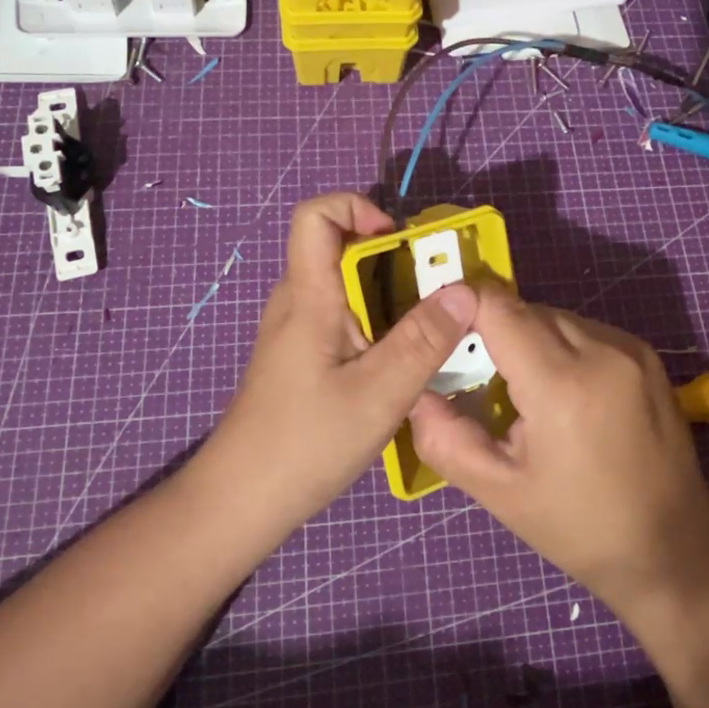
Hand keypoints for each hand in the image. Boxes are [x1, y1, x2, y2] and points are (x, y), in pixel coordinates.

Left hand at [204, 193, 479, 528]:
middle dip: (395, 258)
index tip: (401, 242)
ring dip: (392, 295)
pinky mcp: (303, 356)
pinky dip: (379, 323)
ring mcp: (297, 330)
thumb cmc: (307, 443)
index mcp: (309, 295)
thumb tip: (466, 289)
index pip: (315, 214)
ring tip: (433, 329)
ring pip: (348, 286)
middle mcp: (298, 301)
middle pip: (341, 248)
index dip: (358, 207)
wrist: (242, 500)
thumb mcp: (379, 393)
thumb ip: (424, 340)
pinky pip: (344, 317)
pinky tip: (403, 364)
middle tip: (441, 292)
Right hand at [407, 289, 708, 606]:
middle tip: (476, 378)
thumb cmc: (579, 527)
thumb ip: (445, 437)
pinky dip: (560, 347)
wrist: (671, 547)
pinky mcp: (645, 353)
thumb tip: (413, 391)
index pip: (497, 306)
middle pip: (524, 308)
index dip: (461, 310)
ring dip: (527, 339)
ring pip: (554, 316)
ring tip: (521, 392)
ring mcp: (630, 348)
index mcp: (562, 383)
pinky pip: (584, 329)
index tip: (441, 337)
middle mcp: (601, 350)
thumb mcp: (499, 492)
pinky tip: (560, 393)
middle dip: (492, 332)